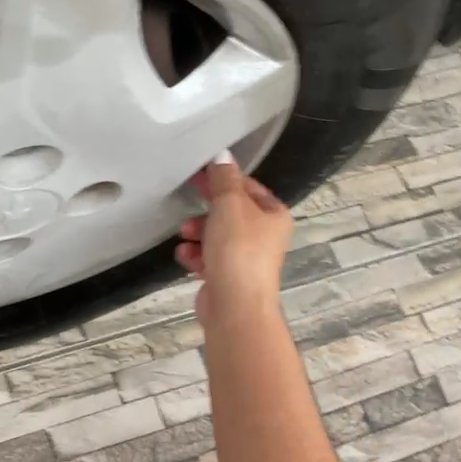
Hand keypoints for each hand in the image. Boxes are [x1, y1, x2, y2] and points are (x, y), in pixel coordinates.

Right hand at [176, 152, 292, 324]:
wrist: (236, 306)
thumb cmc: (238, 249)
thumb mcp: (230, 204)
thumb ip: (224, 178)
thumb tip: (222, 155)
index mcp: (274, 215)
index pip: (248, 187)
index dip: (223, 178)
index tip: (198, 173)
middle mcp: (265, 237)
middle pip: (231, 212)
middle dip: (207, 208)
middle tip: (188, 198)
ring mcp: (246, 260)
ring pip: (217, 236)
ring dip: (198, 232)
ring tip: (186, 235)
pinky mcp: (228, 279)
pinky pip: (209, 259)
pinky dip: (196, 256)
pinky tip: (187, 257)